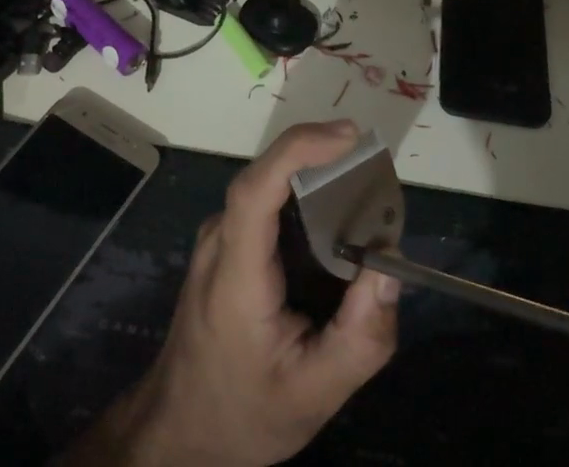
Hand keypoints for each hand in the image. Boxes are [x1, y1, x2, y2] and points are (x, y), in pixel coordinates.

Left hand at [59, 121, 398, 466]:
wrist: (179, 432)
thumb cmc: (242, 413)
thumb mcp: (314, 393)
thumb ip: (361, 338)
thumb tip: (390, 267)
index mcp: (235, 275)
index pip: (256, 190)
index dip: (298, 150)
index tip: (348, 136)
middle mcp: (220, 243)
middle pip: (269, 180)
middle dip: (326, 164)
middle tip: (379, 180)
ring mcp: (218, 244)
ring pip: (272, 193)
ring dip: (320, 189)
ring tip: (370, 212)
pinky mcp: (227, 251)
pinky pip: (270, 212)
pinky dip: (308, 211)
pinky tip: (340, 239)